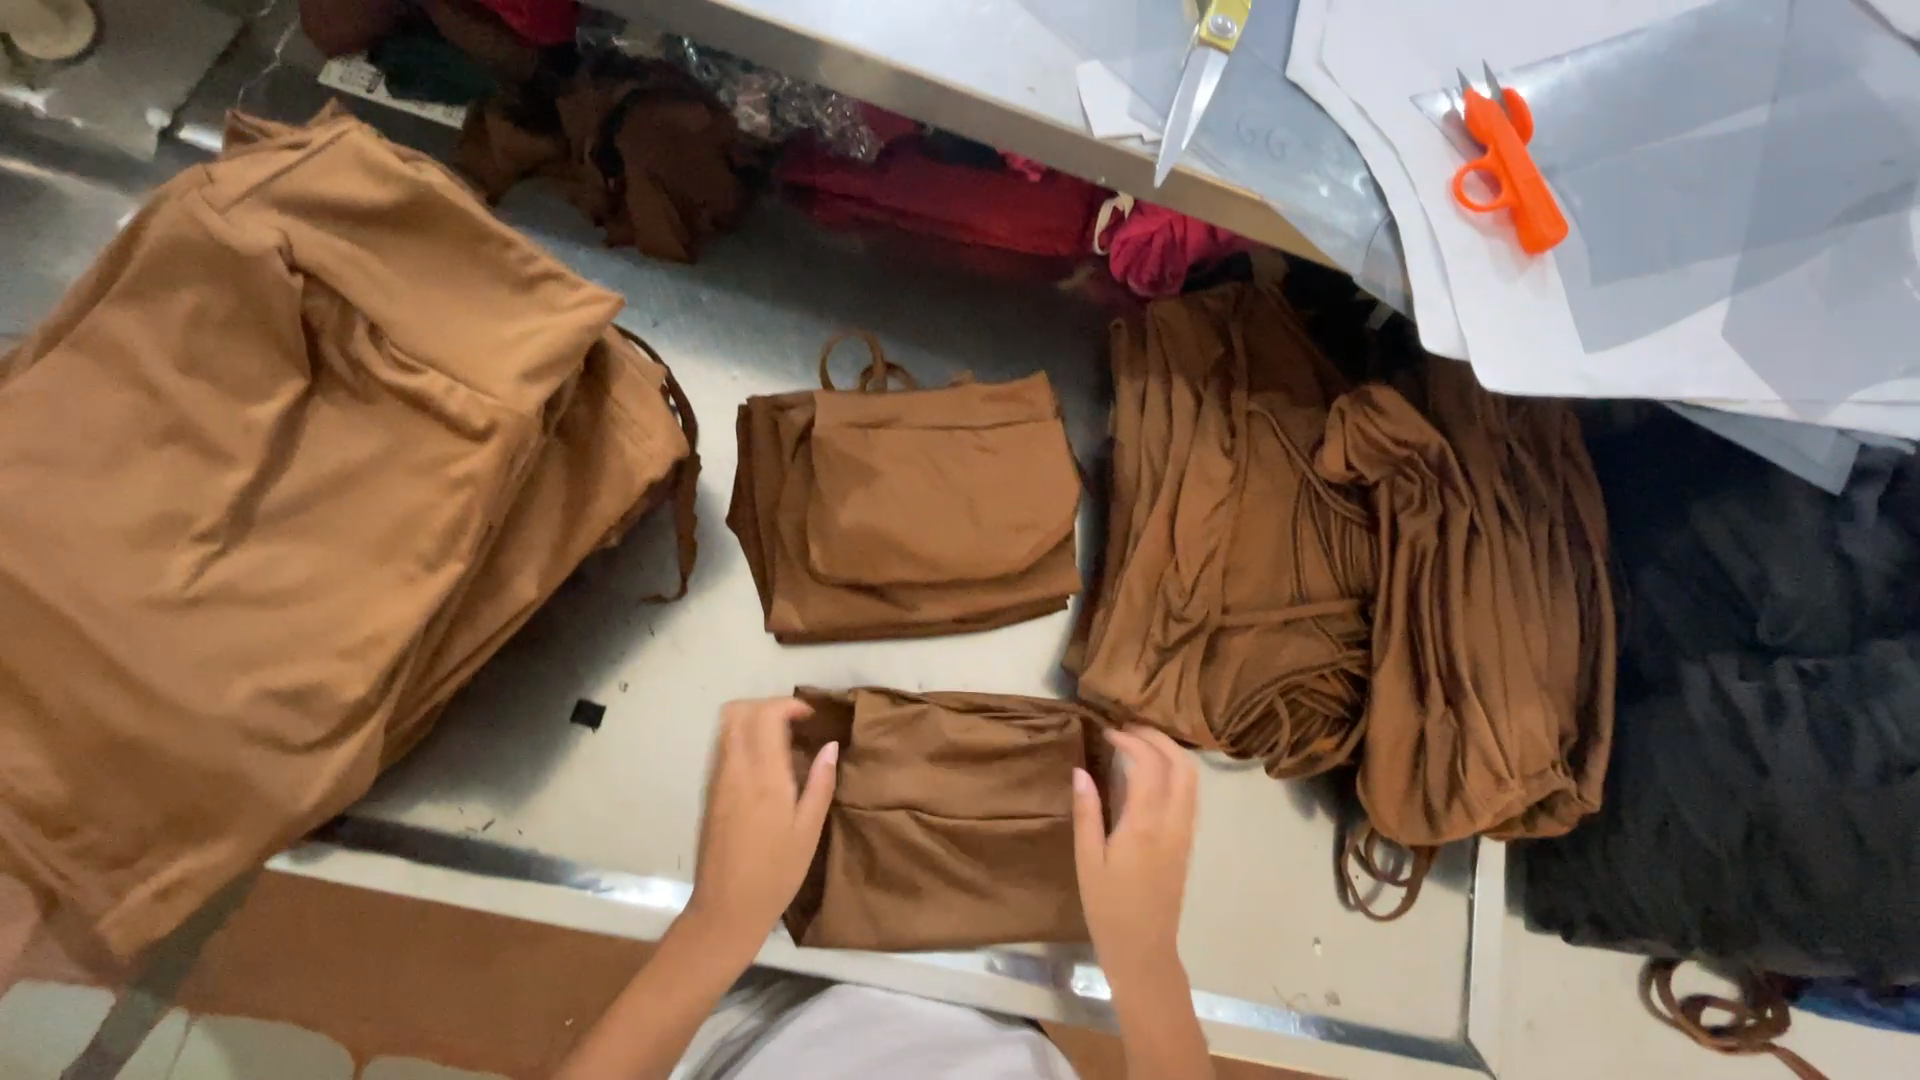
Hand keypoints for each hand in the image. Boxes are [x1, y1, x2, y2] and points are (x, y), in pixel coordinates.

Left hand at [684, 697, 837, 946]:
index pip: (766, 715)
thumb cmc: (776, 873)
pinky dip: (743, 738)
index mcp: (763, 777)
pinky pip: (722, 747)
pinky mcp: (709, 793)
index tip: (811, 718)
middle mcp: (734, 770)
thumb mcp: (809, 831)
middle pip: (739, 711)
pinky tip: (766, 764)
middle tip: (796, 724)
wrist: (726, 910)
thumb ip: (820, 783)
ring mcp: (717, 780)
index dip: (790, 705)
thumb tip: (831, 746)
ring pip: (726, 726)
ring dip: (754, 719)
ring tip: (783, 740)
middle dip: (769, 705)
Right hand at [1072, 725, 1198, 979]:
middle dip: (1159, 739)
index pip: (1149, 765)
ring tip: (1138, 745)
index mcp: (1145, 825)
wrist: (1144, 951)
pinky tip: (1147, 776)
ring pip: (1191, 779)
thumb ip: (1087, 812)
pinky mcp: (1187, 843)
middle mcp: (1173, 823)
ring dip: (1169, 753)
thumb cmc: (1108, 908)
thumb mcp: (1087, 860)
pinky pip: (1189, 796)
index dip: (1131, 741)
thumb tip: (1081, 771)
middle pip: (1182, 765)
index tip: (1108, 734)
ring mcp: (1185, 833)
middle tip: (1128, 730)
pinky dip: (1173, 773)